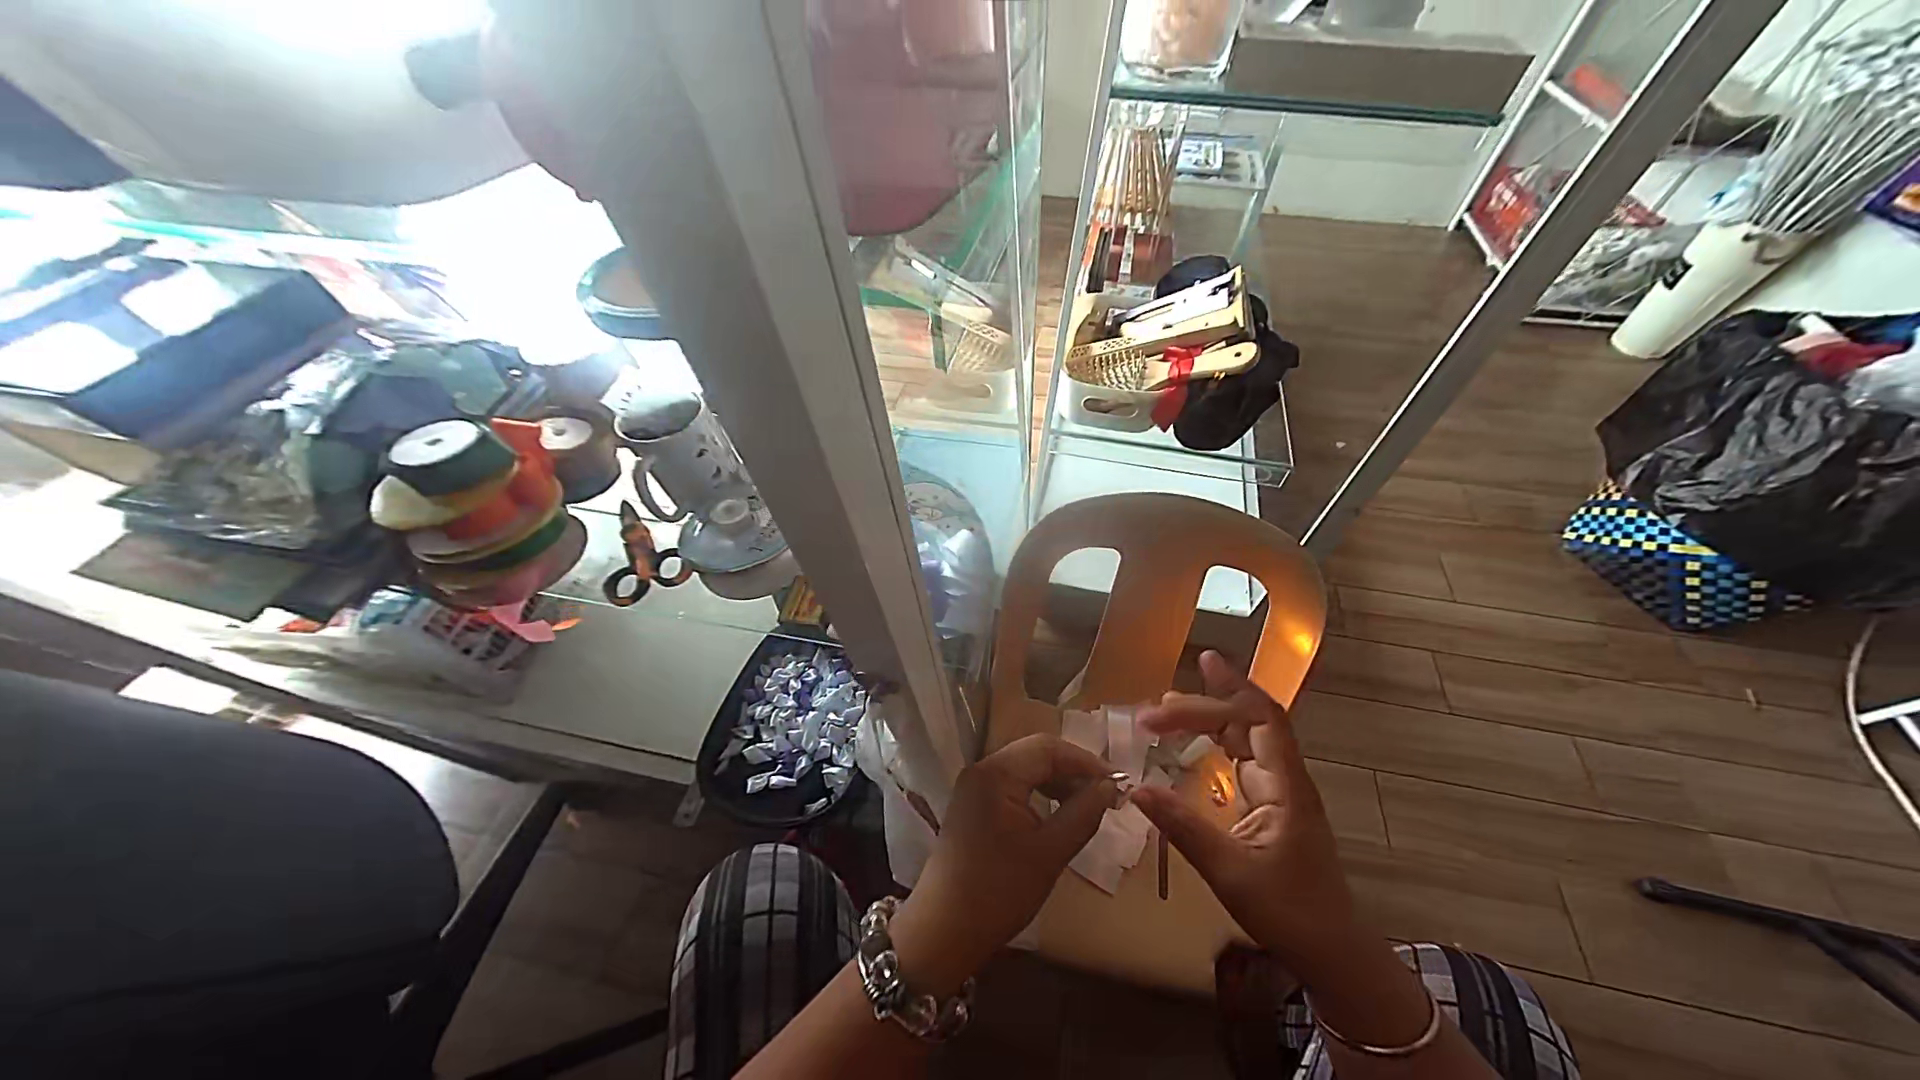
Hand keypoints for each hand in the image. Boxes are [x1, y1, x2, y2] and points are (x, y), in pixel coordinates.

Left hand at [889, 734, 1115, 993]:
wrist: (944, 929)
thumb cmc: (999, 891)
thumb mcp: (1050, 852)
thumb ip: (1083, 813)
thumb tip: (1110, 787)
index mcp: (996, 773)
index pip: (1048, 748)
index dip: (1086, 761)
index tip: (1119, 782)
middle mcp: (982, 770)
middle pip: (1035, 754)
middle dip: (1073, 770)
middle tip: (1107, 794)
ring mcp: (974, 787)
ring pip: (1025, 769)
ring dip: (1058, 782)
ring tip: (1089, 804)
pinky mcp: (973, 805)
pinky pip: (1013, 786)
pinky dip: (1039, 794)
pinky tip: (1059, 813)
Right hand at [1129, 651, 1362, 983]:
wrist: (1332, 952)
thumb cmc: (1289, 912)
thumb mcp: (1229, 872)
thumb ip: (1183, 827)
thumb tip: (1136, 789)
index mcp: (1285, 787)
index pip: (1260, 719)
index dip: (1233, 687)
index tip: (1200, 663)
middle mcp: (1285, 780)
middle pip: (1249, 722)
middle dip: (1204, 706)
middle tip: (1155, 709)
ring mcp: (1279, 792)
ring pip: (1245, 738)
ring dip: (1209, 719)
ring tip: (1168, 710)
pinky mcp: (1271, 807)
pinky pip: (1241, 759)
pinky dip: (1215, 742)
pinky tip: (1193, 742)